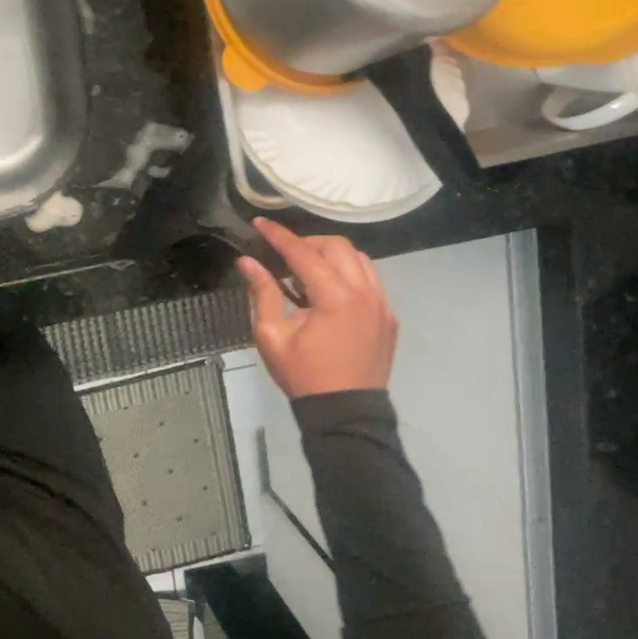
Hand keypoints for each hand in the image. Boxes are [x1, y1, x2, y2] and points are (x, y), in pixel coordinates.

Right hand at [237, 218, 398, 398]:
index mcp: (335, 298)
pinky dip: (348, 273)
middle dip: (307, 242)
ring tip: (307, 269)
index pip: (303, 253)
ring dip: (331, 255)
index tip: (259, 224)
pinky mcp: (389, 317)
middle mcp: (365, 294)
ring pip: (359, 259)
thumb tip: (248, 262)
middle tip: (283, 254)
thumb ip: (263, 293)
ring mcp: (382, 305)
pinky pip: (371, 280)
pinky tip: (329, 289)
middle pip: (337, 247)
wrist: (346, 415)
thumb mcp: (272, 336)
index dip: (279, 236)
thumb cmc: (304, 376)